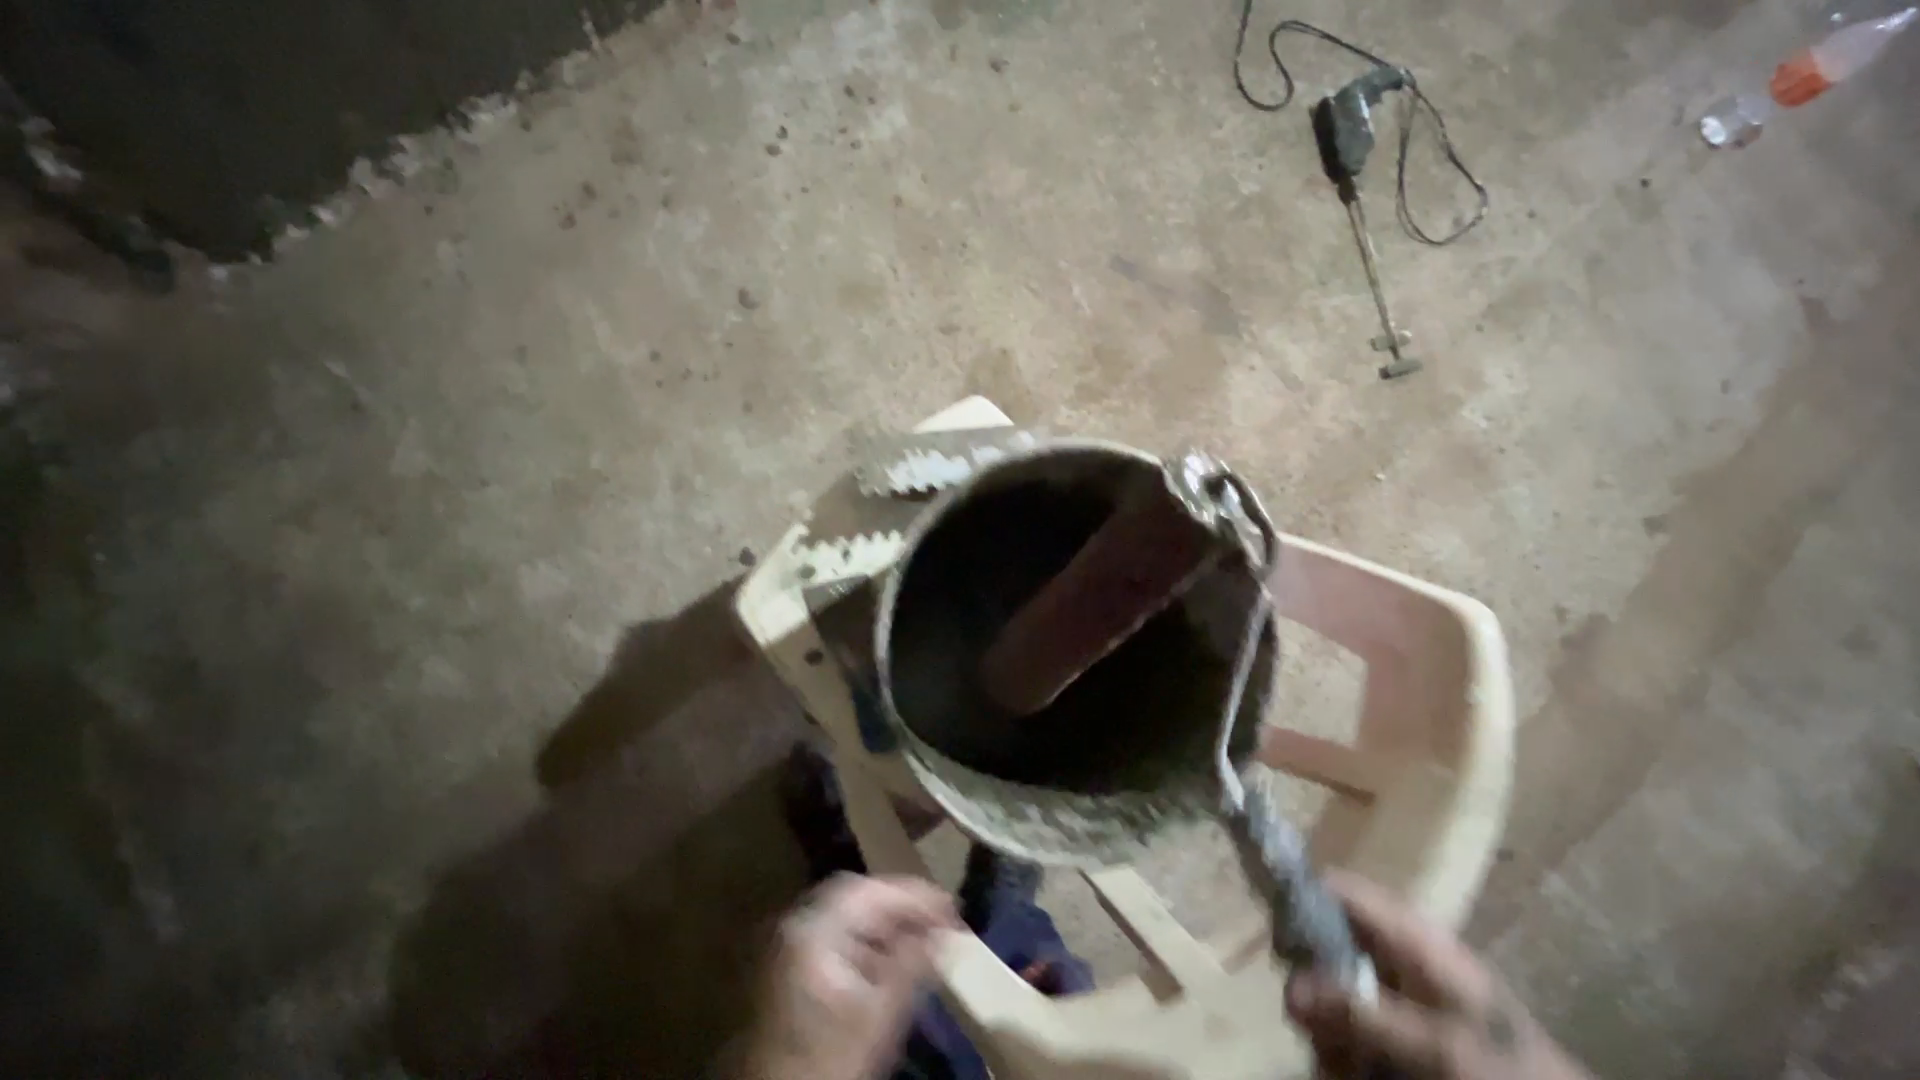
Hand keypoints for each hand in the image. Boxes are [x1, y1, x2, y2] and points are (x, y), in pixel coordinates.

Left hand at [741, 874, 957, 1079]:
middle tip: (938, 921)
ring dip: (885, 925)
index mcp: (812, 929)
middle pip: (855, 899)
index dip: (912, 895)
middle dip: (899, 907)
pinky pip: (835, 940)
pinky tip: (891, 964)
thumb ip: (913, 965)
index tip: (950, 908)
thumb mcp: (879, 1015)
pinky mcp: (791, 972)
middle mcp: (796, 927)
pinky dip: (866, 944)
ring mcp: (789, 948)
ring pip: (845, 919)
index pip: (868, 891)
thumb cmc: (828, 1059)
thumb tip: (943, 930)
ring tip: (923, 940)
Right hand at [1286, 872, 1592, 1079]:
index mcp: (1410, 935)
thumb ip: (1365, 1017)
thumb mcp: (1439, 1047)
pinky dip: (1342, 1053)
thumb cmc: (1508, 1070)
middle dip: (1312, 992)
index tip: (1282, 954)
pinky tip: (1354, 1074)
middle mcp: (1395, 953)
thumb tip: (1289, 990)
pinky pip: (1347, 1025)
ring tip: (1345, 1068)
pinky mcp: (1398, 1025)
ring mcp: (1396, 990)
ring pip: (1327, 992)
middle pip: (1321, 944)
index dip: (1299, 905)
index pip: (1336, 889)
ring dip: (1326, 1032)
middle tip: (1320, 1034)